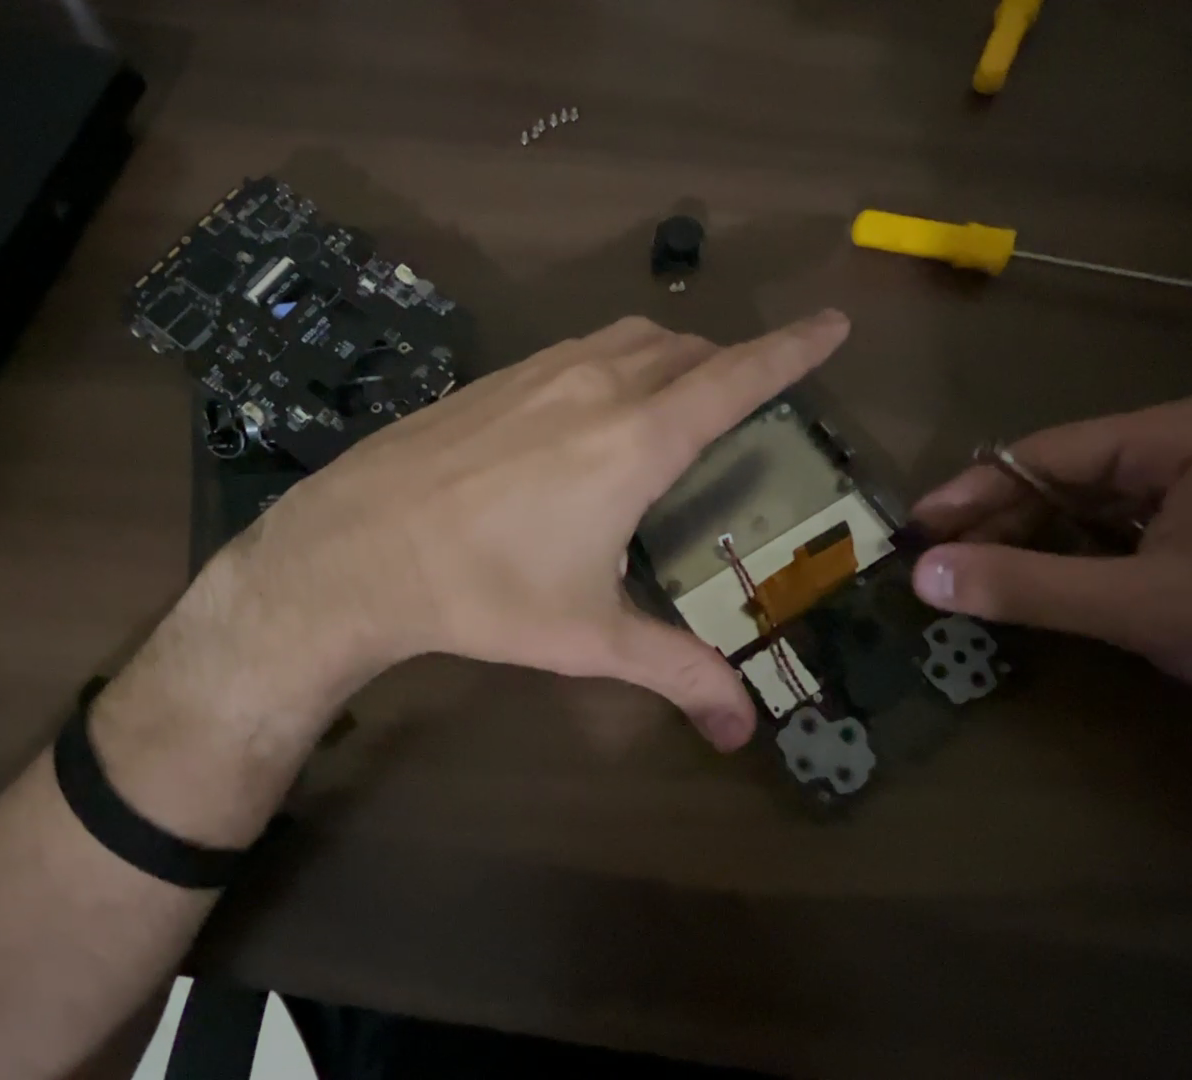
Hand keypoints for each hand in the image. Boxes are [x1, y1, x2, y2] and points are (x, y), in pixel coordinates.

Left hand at [176, 312, 850, 757]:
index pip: (737, 376)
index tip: (834, 323)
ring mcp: (539, 372)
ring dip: (673, 354)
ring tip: (683, 394)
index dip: (793, 347)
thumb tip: (739, 728)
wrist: (357, 549)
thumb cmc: (483, 591)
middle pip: (688, 349)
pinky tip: (596, 406)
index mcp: (636, 439)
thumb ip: (674, 670)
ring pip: (631, 338)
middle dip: (732, 360)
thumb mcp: (587, 636)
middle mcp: (596, 386)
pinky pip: (580, 349)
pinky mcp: (494, 378)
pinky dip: (617, 359)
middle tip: (751, 395)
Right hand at [909, 390, 1191, 750]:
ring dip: (1041, 543)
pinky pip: (1135, 529)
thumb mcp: (1147, 607)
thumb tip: (923, 577)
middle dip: (1004, 523)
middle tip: (941, 567)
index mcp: (1183, 432)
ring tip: (982, 580)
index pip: (1046, 453)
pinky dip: (1087, 558)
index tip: (913, 530)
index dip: (971, 493)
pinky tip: (1053, 586)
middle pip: (1070, 476)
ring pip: (1100, 506)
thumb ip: (1028, 587)